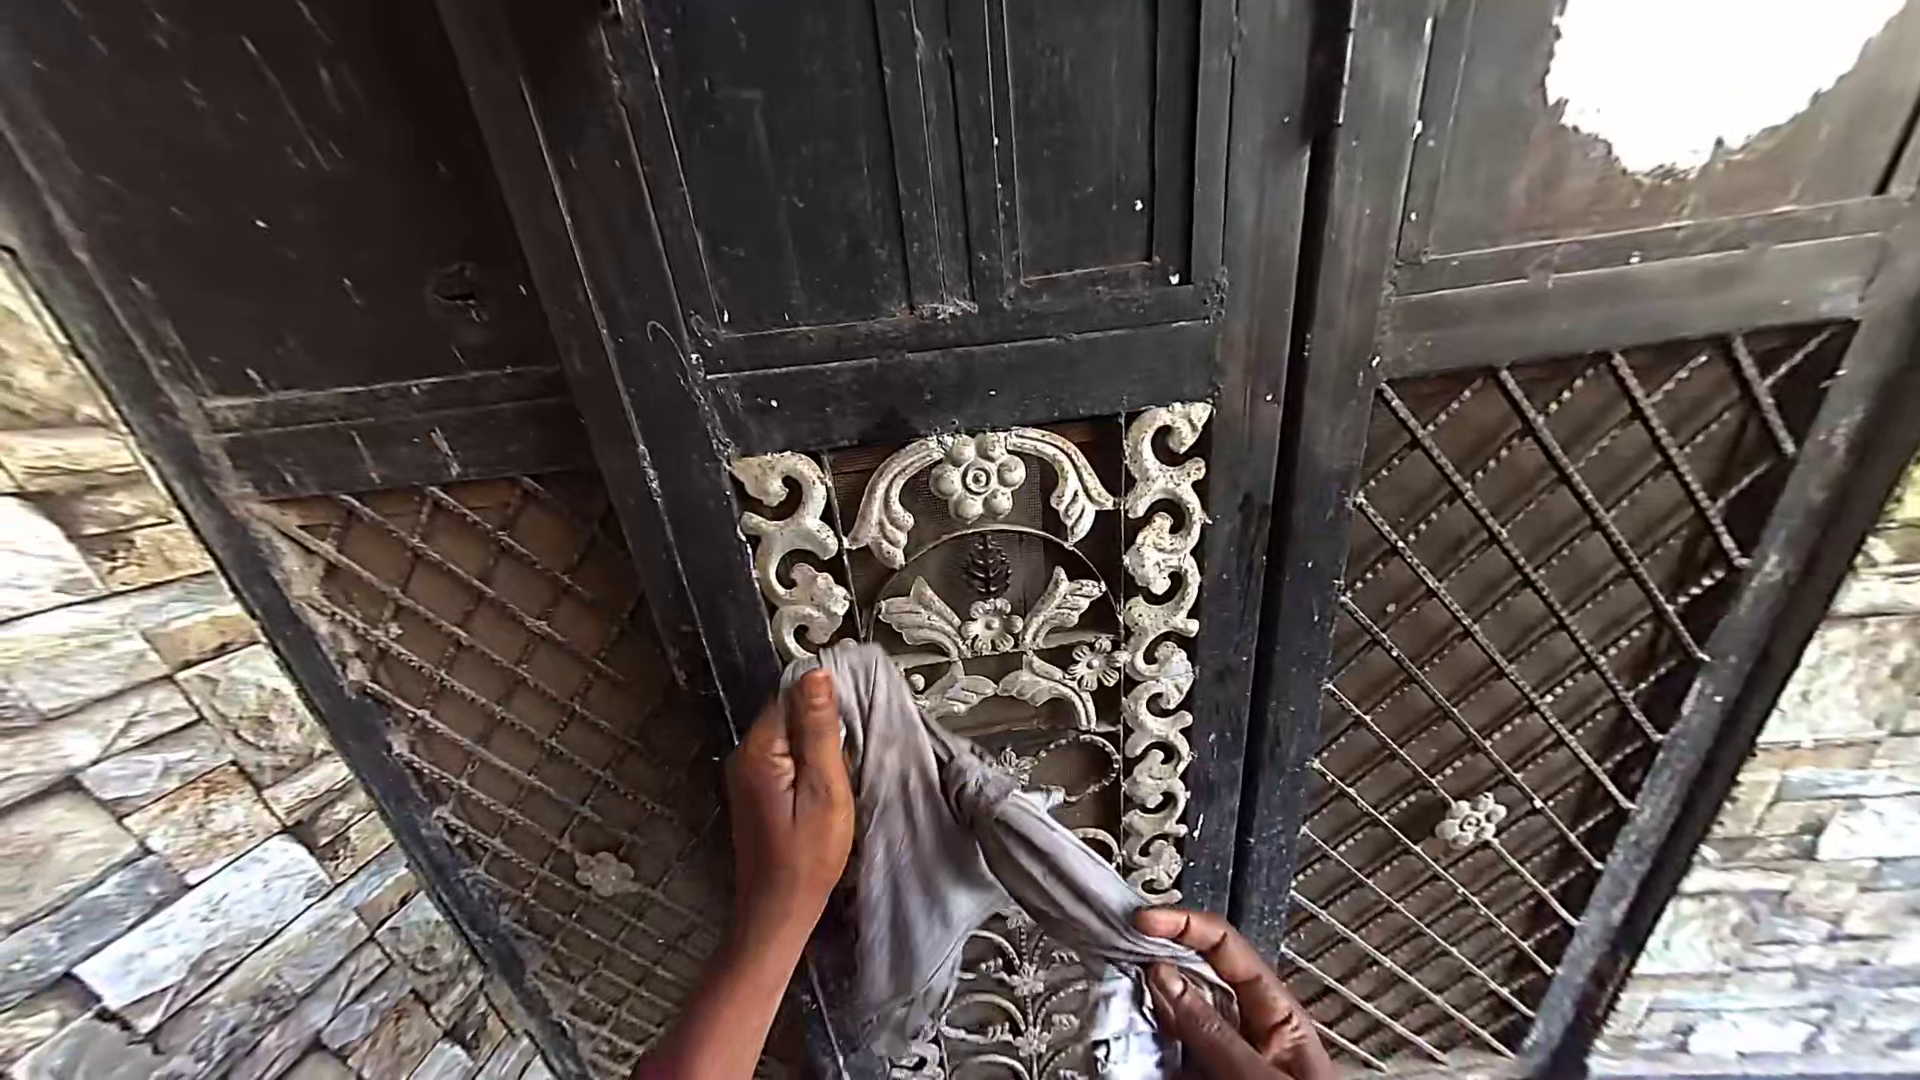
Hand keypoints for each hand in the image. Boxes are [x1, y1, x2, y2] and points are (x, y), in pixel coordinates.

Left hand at [726, 670, 854, 944]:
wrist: (780, 910)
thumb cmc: (807, 857)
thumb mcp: (825, 787)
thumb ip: (820, 729)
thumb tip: (817, 676)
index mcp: (759, 751)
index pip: (792, 695)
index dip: (825, 702)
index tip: (848, 723)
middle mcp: (745, 756)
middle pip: (790, 711)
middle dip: (822, 724)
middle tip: (846, 755)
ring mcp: (748, 773)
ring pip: (791, 733)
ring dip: (818, 743)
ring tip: (837, 772)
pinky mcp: (757, 788)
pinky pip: (787, 754)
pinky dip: (809, 761)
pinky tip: (824, 784)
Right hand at [1135, 908, 1335, 1079]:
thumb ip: (1214, 1031)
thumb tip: (1164, 975)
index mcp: (1274, 1012)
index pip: (1223, 944)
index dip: (1182, 923)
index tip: (1143, 920)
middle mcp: (1244, 1023)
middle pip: (1194, 971)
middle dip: (1157, 959)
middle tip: (1122, 953)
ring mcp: (1220, 1051)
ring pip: (1175, 1007)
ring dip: (1146, 999)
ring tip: (1120, 994)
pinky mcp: (1199, 1075)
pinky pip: (1168, 1046)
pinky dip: (1146, 1038)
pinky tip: (1129, 1036)